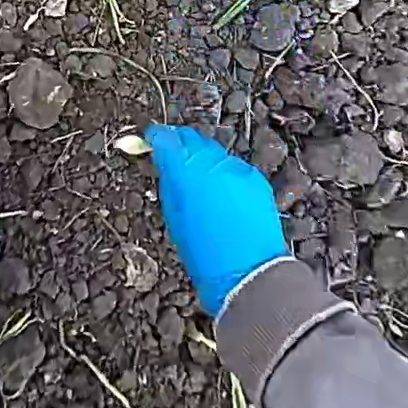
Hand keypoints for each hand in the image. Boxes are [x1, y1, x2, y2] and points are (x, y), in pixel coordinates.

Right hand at [147, 124, 288, 315]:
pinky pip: (234, 166)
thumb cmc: (206, 255)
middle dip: (182, 143)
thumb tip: (166, 165)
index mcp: (186, 173)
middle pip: (193, 139)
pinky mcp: (253, 176)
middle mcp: (212, 163)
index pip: (168, 140)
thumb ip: (171, 185)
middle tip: (173, 150)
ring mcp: (235, 168)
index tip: (154, 136)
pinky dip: (225, 172)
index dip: (158, 136)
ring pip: (214, 151)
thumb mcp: (175, 220)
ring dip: (204, 158)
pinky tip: (222, 190)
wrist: (247, 271)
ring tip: (199, 176)